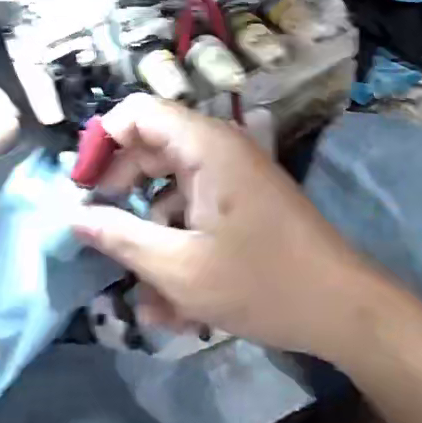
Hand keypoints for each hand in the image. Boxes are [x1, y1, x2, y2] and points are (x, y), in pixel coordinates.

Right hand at [71, 94, 387, 357]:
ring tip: (142, 291)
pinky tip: (172, 304)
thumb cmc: (260, 280)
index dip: (102, 143)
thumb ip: (120, 237)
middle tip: (100, 232)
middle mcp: (215, 147)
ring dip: (149, 232)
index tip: (83, 187)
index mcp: (203, 144)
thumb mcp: (179, 268)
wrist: (346, 310)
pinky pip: (192, 208)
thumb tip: (75, 217)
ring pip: (167, 187)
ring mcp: (230, 173)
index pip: (136, 112)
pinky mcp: (239, 200)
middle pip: (148, 148)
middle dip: (120, 192)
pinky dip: (176, 243)